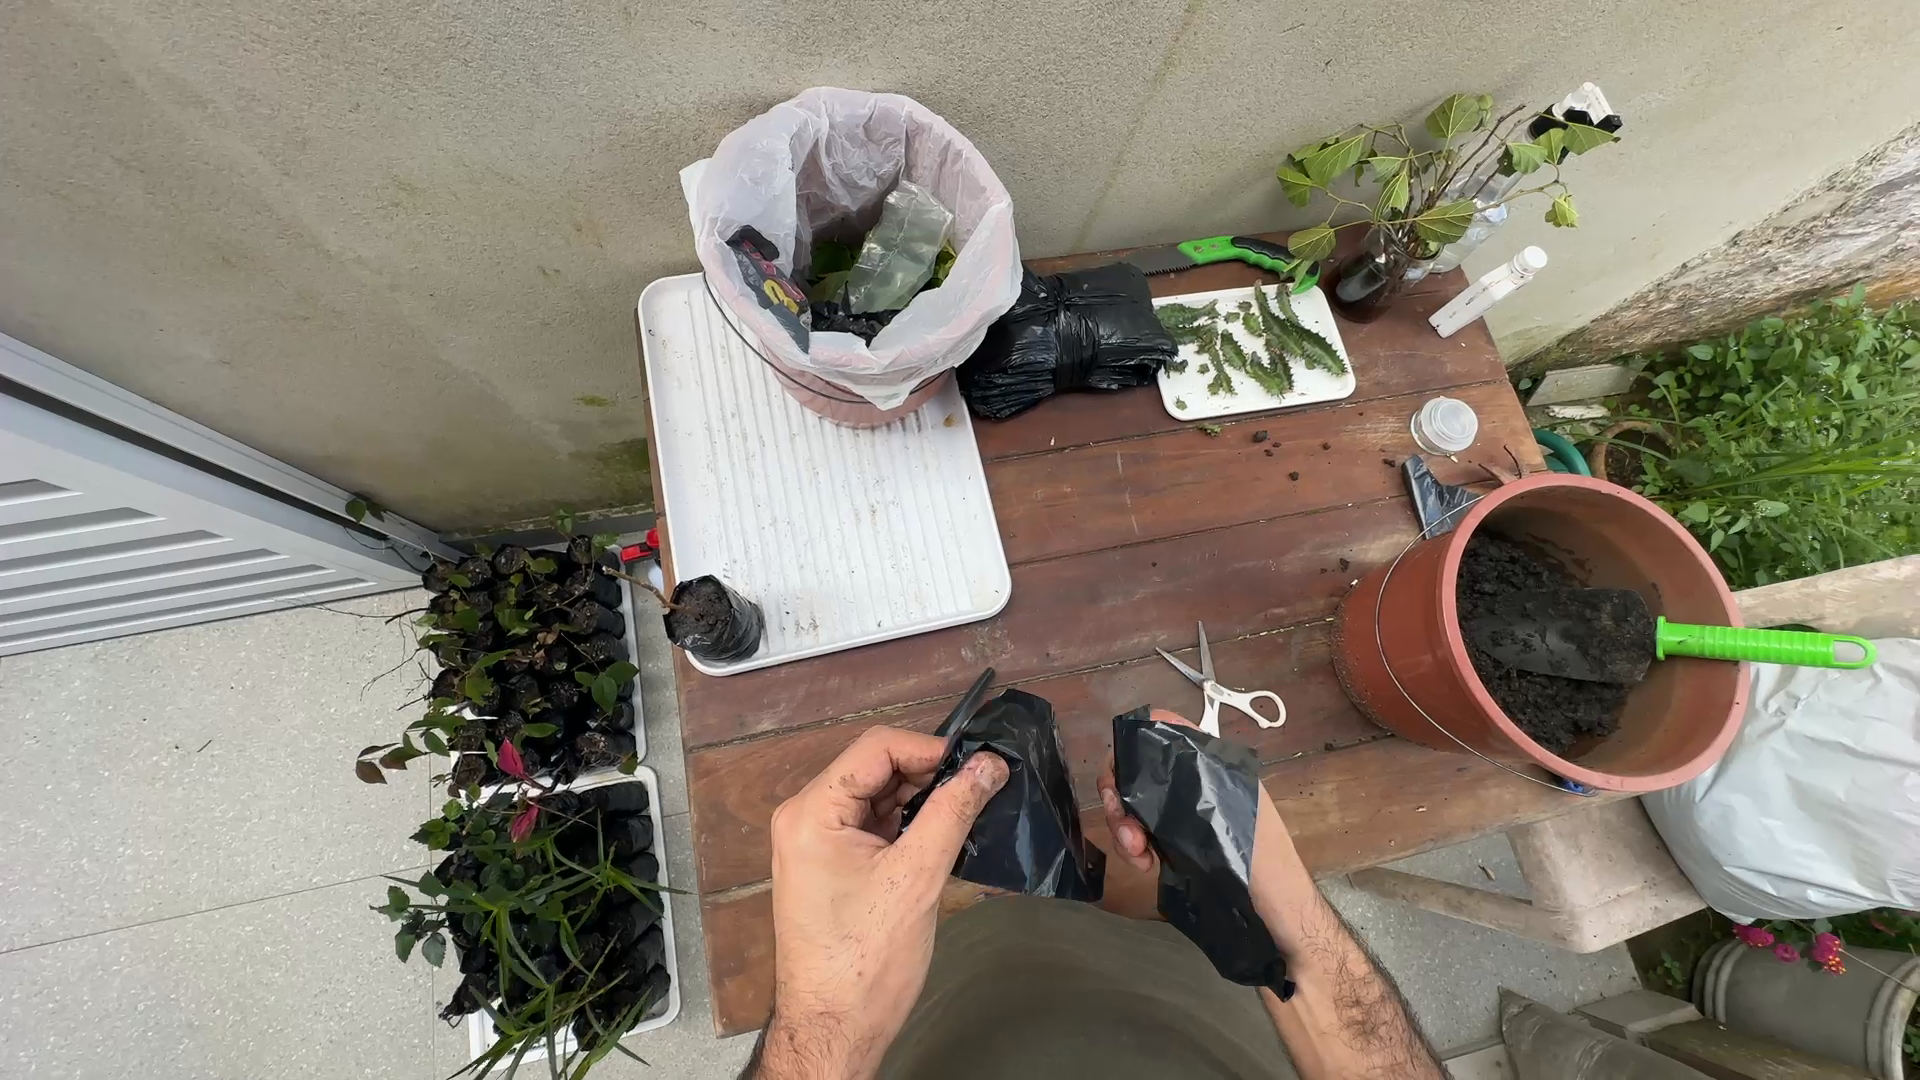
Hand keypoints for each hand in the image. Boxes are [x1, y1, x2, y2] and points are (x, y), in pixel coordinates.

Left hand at [756, 726, 1008, 1079]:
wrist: (834, 1032)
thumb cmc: (868, 960)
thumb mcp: (917, 877)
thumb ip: (953, 810)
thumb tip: (990, 764)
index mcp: (811, 811)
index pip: (875, 748)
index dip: (927, 748)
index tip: (973, 764)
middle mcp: (805, 814)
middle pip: (874, 765)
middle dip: (926, 771)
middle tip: (976, 785)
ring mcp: (814, 837)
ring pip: (876, 791)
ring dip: (919, 794)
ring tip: (964, 804)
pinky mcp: (829, 857)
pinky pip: (872, 819)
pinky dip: (906, 818)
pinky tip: (939, 826)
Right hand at [1095, 708, 1306, 918]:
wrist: (1279, 913)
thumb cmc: (1262, 857)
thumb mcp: (1230, 804)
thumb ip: (1196, 765)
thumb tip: (1157, 726)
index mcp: (1207, 761)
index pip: (1156, 729)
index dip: (1131, 745)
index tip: (1123, 780)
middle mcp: (1189, 779)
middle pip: (1133, 769)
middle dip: (1119, 797)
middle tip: (1127, 831)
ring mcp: (1179, 810)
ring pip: (1130, 802)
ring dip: (1122, 826)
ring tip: (1137, 856)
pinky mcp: (1172, 839)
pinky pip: (1136, 830)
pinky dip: (1130, 845)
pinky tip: (1143, 864)